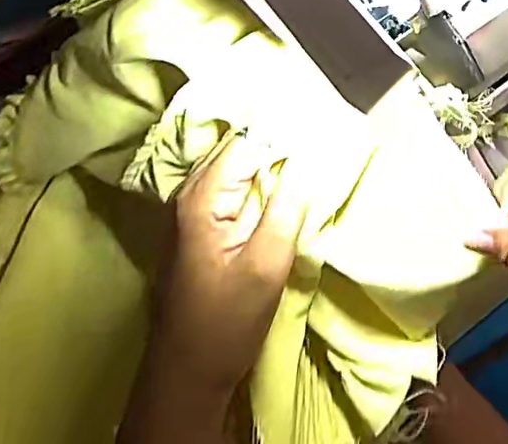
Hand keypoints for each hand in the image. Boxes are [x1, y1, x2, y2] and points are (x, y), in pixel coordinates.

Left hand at [154, 135, 308, 407]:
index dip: (286, 135)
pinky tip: (287, 183)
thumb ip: (287, 208)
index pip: (249, 141)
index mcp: (200, 199)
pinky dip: (262, 179)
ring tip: (311, 156)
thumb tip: (309, 159)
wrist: (185, 378)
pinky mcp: (201, 225)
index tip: (321, 130)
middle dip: (281, 142)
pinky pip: (236, 185)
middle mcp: (189, 194)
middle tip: (322, 138)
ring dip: (273, 160)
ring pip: (240, 165)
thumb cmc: (224, 325)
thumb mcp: (265, 267)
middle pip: (242, 147)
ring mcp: (192, 210)